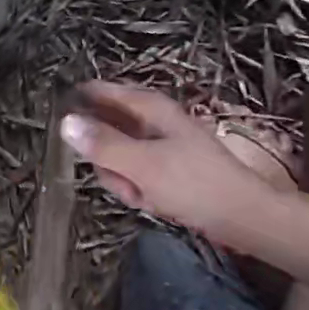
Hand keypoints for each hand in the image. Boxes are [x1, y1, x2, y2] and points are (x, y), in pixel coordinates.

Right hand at [60, 81, 279, 244]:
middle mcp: (153, 119)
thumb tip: (65, 122)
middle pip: (107, 128)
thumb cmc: (194, 185)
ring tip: (141, 194)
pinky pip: (136, 172)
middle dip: (107, 158)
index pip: (102, 91)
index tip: (64, 124)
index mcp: (149, 107)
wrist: (244, 217)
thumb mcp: (143, 165)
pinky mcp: (167, 166)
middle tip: (121, 178)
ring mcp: (160, 143)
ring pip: (119, 155)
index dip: (81, 104)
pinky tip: (152, 201)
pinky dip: (138, 188)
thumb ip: (102, 144)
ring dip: (123, 178)